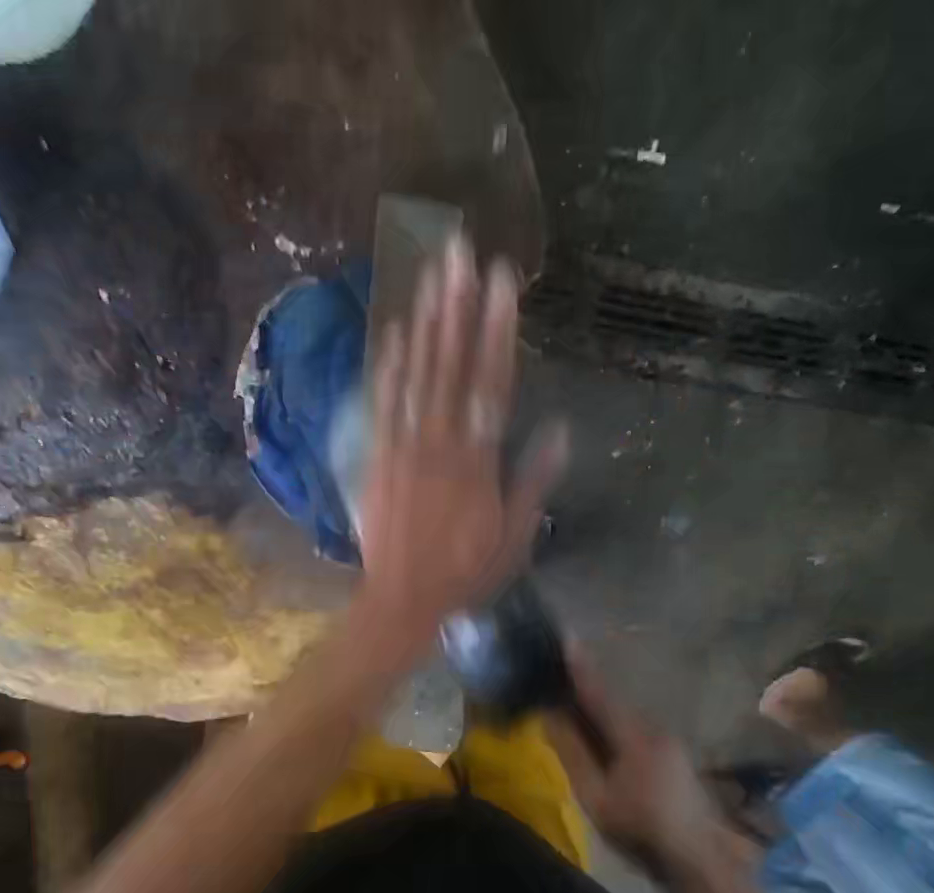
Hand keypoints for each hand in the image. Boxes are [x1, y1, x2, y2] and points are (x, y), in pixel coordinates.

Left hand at [356, 236, 567, 634]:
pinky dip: (385, 367)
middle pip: (449, 365)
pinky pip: (380, 405)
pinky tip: (390, 331)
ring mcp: (402, 447)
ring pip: (414, 376)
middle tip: (458, 251)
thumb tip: (557, 429)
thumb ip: (533, 482)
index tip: (503, 282)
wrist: (402, 600)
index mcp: (477, 461)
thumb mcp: (515, 538)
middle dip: (455, 306)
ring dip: (422, 323)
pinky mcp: (376, 457)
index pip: (492, 381)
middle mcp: (439, 443)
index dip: (497, 328)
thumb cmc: (464, 572)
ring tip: (429, 275)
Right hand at [546, 655, 722, 878]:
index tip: (562, 637)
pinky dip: (608, 722)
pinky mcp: (669, 752)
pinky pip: (629, 727)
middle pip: (608, 699)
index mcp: (633, 733)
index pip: (597, 690)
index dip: (577, 664)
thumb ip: (572, 752)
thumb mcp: (596, 797)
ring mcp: (665, 739)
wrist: (700, 864)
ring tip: (566, 699)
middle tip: (552, 672)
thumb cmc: (642, 831)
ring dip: (594, 705)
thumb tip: (550, 713)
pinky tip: (595, 731)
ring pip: (620, 714)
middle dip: (581, 684)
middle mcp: (652, 726)